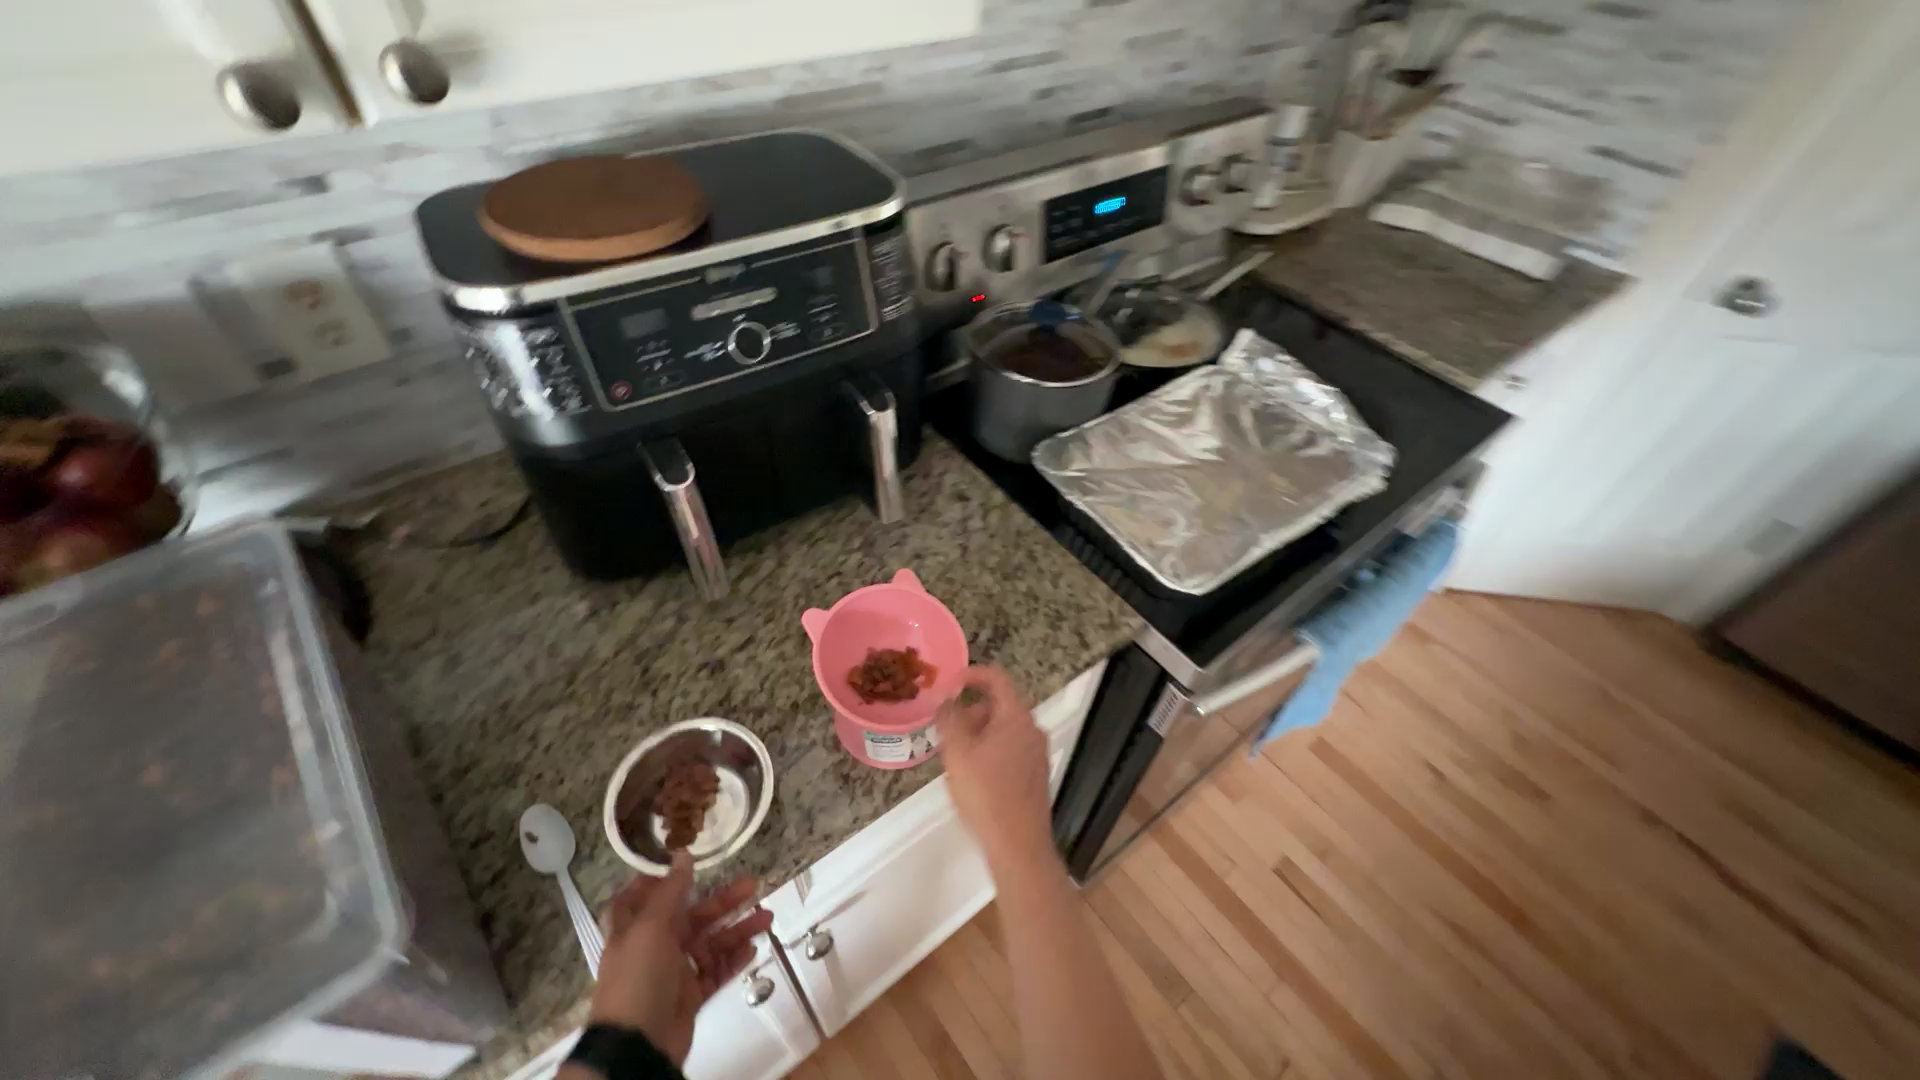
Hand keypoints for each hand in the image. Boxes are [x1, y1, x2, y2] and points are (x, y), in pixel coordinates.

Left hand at [588, 851, 774, 1064]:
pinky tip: (753, 949)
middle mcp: (655, 946)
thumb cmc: (637, 978)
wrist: (636, 1047)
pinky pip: (716, 972)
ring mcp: (674, 972)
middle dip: (723, 901)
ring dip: (737, 929)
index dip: (665, 879)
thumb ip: (671, 891)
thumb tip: (683, 853)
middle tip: (754, 884)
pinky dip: (734, 960)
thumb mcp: (650, 927)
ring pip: (711, 942)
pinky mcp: (691, 996)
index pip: (646, 895)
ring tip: (767, 918)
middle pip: (692, 915)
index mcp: (637, 927)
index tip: (692, 861)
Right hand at [935, 666, 1056, 869]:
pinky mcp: (1035, 775)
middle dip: (970, 711)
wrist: (1018, 845)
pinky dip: (989, 750)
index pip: (997, 678)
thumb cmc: (986, 794)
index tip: (948, 683)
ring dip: (978, 733)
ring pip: (1003, 730)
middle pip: (1000, 705)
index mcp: (1017, 717)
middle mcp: (1033, 729)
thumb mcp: (957, 752)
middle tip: (945, 729)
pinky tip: (972, 775)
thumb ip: (949, 718)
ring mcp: (1037, 753)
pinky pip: (1009, 749)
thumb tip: (944, 699)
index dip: (971, 674)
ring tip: (954, 755)